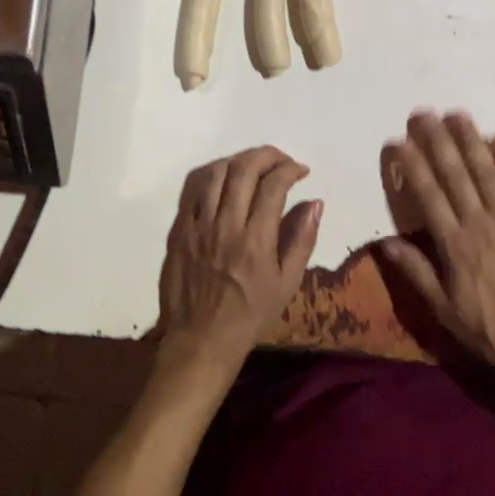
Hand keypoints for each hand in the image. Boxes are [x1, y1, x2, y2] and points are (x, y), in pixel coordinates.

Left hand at [158, 146, 323, 373]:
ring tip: (253, 166)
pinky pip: (193, 190)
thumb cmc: (250, 314)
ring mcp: (198, 225)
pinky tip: (225, 181)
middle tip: (280, 160)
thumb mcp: (287, 283)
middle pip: (244, 169)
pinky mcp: (179, 229)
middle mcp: (226, 225)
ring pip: (216, 172)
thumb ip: (302, 239)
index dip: (290, 169)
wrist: (201, 339)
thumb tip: (315, 202)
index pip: (274, 185)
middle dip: (267, 155)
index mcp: (256, 240)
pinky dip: (212, 176)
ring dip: (238, 160)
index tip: (301, 171)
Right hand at [381, 111, 494, 371]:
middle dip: (437, 141)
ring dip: (471, 141)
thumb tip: (386, 242)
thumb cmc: (490, 329)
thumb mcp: (444, 309)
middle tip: (423, 113)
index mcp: (454, 244)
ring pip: (486, 172)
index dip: (413, 166)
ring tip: (457, 114)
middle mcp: (479, 223)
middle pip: (455, 175)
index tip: (399, 140)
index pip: (428, 196)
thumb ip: (416, 272)